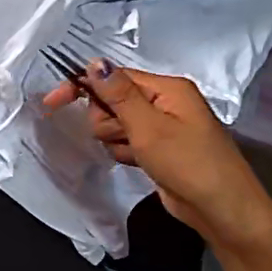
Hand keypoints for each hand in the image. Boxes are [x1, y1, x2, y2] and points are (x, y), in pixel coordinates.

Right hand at [42, 63, 271, 248]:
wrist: (219, 208)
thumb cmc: (188, 163)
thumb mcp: (148, 127)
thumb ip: (118, 95)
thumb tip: (95, 62)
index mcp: (167, 88)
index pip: (114, 77)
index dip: (83, 87)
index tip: (53, 103)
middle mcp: (164, 102)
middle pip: (111, 101)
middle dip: (106, 120)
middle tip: (122, 136)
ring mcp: (161, 126)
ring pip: (115, 124)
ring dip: (115, 139)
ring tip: (135, 153)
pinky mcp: (157, 148)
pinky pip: (125, 141)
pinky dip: (124, 151)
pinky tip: (137, 162)